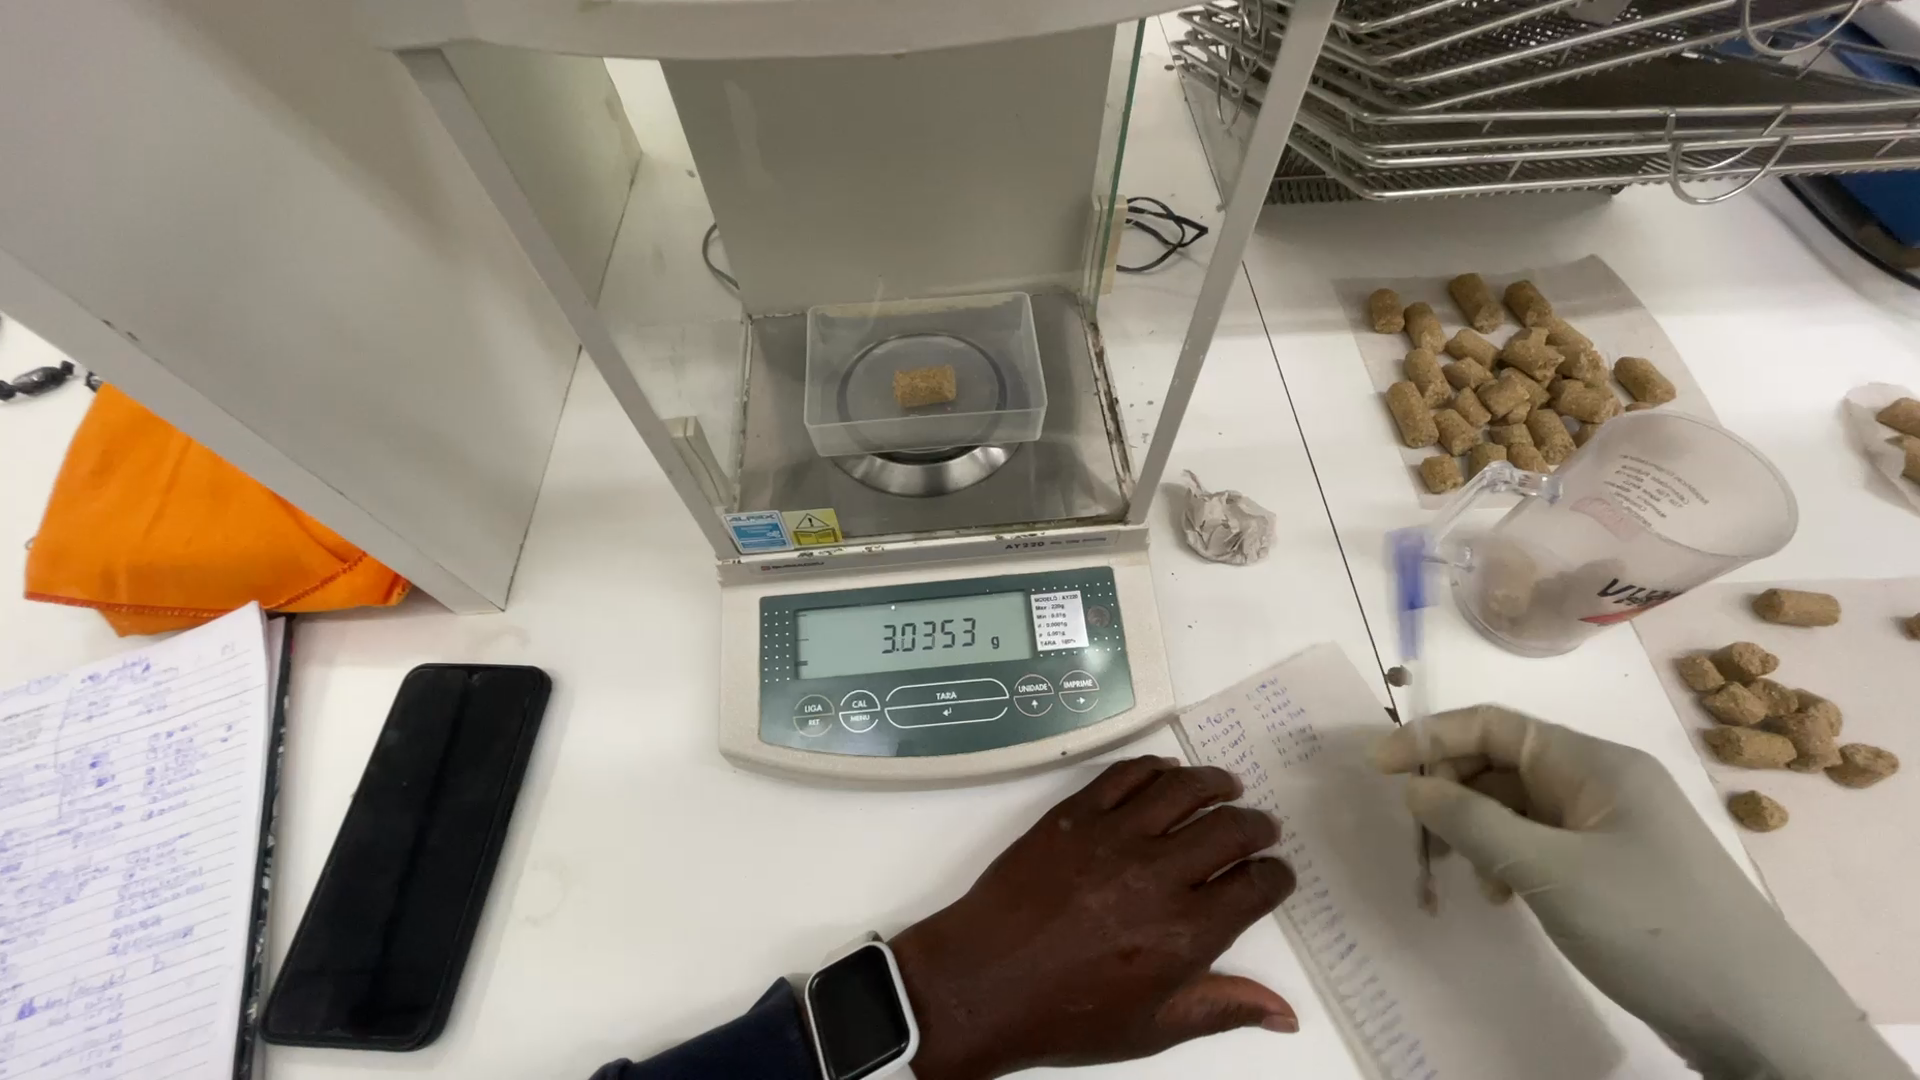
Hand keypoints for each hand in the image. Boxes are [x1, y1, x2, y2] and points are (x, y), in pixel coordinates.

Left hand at [889, 756, 1297, 1079]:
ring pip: (1181, 789)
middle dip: (1255, 826)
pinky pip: (1124, 774)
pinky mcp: (1074, 813)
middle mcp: (1157, 874)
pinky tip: (1166, 771)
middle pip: (1228, 829)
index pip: (1254, 887)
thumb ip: (1222, 1007)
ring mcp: (1112, 835)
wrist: (986, 978)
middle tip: (1259, 827)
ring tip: (1227, 786)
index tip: (1276, 873)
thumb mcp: (1153, 1027)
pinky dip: (1154, 767)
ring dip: (1214, 783)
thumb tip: (1285, 1014)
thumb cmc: (1069, 1013)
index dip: (1275, 876)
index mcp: (1184, 933)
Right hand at [1372, 706, 1908, 1079]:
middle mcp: (1599, 781)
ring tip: (1462, 873)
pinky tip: (1499, 892)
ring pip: (1512, 804)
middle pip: (1498, 763)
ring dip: (1473, 829)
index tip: (1378, 766)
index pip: (1492, 724)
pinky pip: (1535, 839)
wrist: (1765, 1028)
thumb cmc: (1651, 927)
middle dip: (1449, 791)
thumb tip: (1410, 787)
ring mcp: (1607, 824)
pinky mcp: (1610, 864)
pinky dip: (1502, 856)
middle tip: (1418, 833)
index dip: (1428, 737)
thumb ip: (1469, 820)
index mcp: (1592, 763)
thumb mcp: (1547, 871)